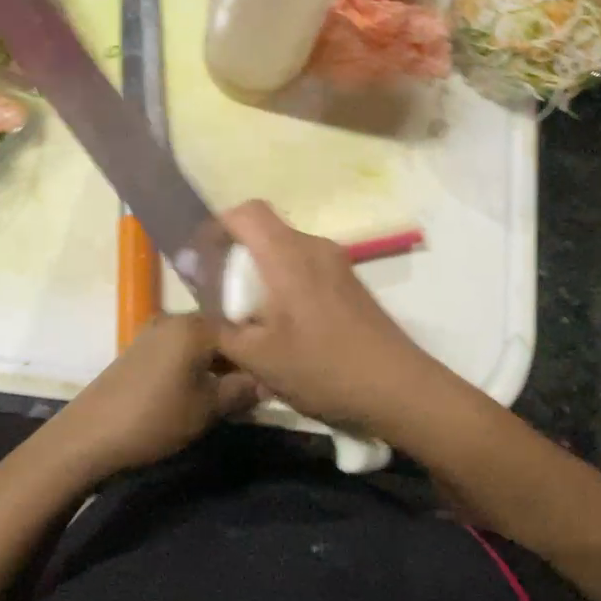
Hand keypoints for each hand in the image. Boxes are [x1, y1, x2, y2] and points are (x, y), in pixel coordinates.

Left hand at [48, 314, 260, 477]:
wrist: (90, 435)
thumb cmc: (155, 418)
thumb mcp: (207, 408)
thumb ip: (242, 390)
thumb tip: (268, 380)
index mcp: (195, 324)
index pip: (244, 329)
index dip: (263, 354)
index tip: (278, 378)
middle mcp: (175, 318)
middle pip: (222, 332)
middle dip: (240, 359)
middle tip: (259, 388)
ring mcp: (154, 332)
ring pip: (201, 343)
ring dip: (218, 364)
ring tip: (234, 393)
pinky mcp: (140, 349)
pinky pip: (181, 350)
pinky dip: (197, 366)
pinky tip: (203, 390)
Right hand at [216, 201, 455, 433]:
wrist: (399, 388)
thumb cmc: (323, 367)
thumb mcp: (258, 358)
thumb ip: (222, 332)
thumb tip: (206, 316)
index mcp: (288, 255)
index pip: (246, 212)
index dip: (216, 227)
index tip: (201, 259)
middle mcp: (314, 248)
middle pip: (264, 232)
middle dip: (235, 258)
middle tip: (219, 296)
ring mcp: (337, 264)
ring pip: (285, 253)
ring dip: (260, 276)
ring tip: (248, 318)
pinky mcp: (350, 285)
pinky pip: (305, 270)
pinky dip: (283, 287)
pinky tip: (282, 330)